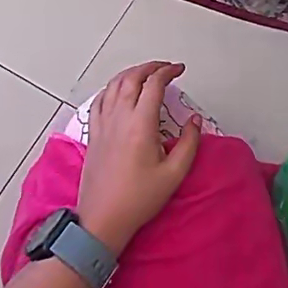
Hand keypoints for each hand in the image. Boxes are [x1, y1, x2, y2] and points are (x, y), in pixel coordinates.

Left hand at [75, 61, 200, 253]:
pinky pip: (99, 100)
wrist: (102, 220)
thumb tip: (194, 120)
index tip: (179, 70)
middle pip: (132, 77)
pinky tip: (117, 90)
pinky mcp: (93, 134)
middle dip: (150, 67)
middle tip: (165, 68)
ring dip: (131, 73)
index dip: (168, 71)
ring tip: (144, 73)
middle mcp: (119, 117)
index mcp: (141, 124)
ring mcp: (103, 124)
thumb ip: (189, 143)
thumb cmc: (139, 199)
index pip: (154, 84)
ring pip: (113, 85)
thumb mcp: (174, 174)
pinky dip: (111, 87)